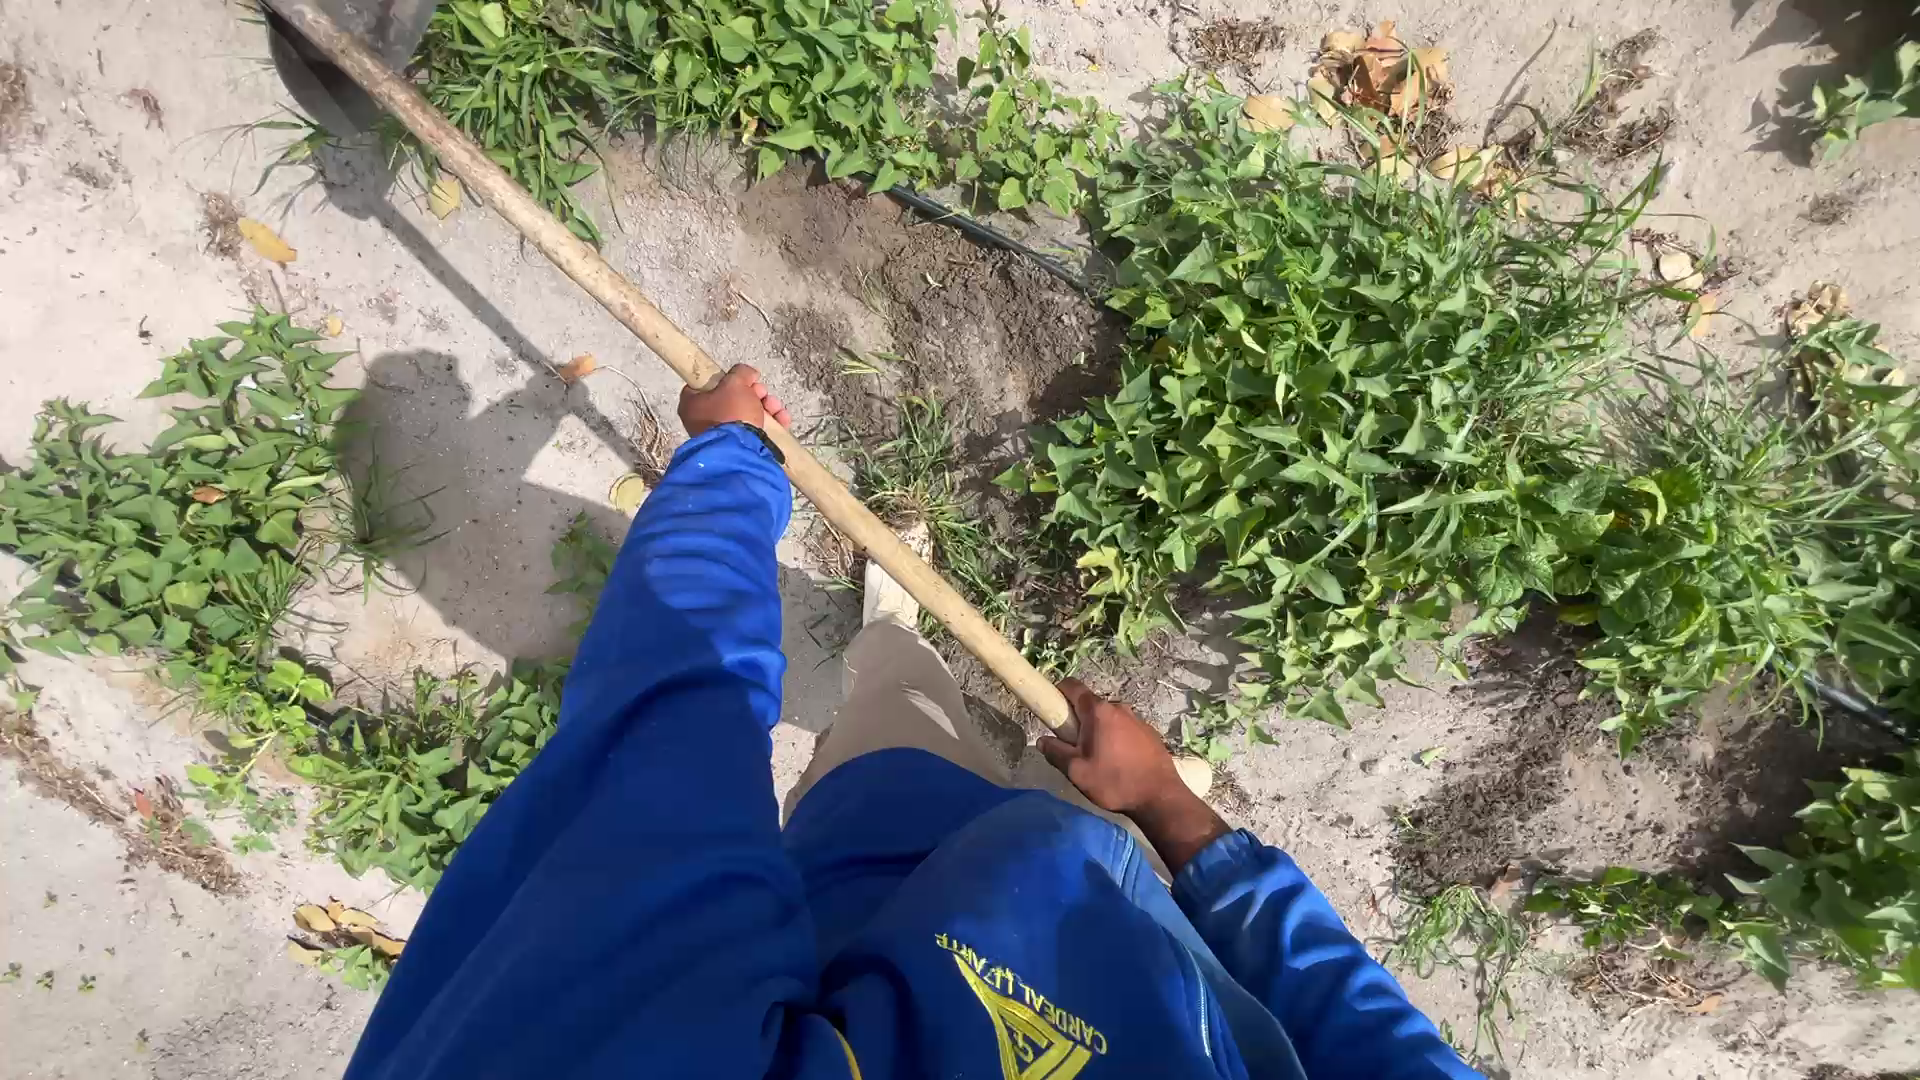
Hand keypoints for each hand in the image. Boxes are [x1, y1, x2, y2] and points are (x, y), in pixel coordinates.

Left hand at [678, 363, 790, 436]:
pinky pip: (756, 430)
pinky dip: (770, 423)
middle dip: (755, 394)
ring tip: (776, 408)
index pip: (709, 384)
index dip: (730, 378)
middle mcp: (704, 420)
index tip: (745, 379)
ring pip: (747, 414)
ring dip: (767, 407)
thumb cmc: (731, 414)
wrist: (740, 452)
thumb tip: (749, 373)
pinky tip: (782, 419)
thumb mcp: (735, 384)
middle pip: (733, 399)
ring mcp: (723, 435)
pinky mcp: (740, 447)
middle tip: (763, 394)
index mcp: (693, 403)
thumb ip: (741, 372)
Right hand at [1039, 679, 1228, 871]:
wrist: (1160, 798)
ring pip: (1108, 717)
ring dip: (1099, 730)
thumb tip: (1042, 740)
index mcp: (1098, 711)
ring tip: (1100, 758)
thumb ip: (1055, 753)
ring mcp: (1137, 718)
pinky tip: (1120, 761)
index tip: (1053, 711)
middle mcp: (1118, 707)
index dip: (1057, 693)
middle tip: (1075, 746)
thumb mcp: (1076, 772)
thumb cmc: (1114, 782)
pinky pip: (1124, 727)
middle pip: (1090, 704)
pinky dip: (1116, 737)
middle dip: (1078, 719)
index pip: (1072, 685)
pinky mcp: (1149, 732)